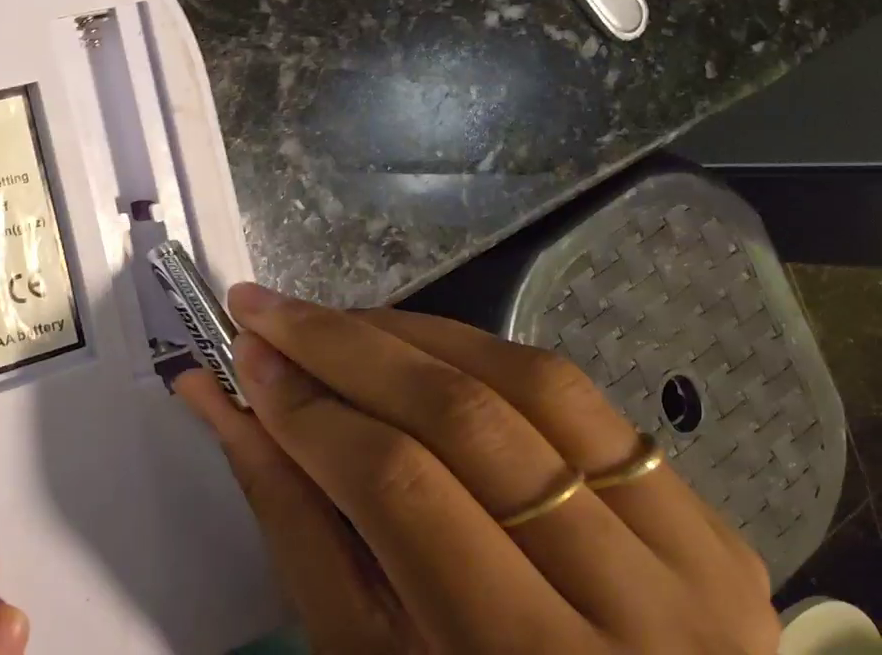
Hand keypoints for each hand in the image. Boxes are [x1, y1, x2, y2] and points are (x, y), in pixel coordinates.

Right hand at [177, 284, 780, 654]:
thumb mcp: (348, 641)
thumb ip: (285, 506)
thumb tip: (215, 389)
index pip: (398, 483)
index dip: (306, 406)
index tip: (240, 353)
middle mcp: (637, 609)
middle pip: (465, 418)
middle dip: (341, 344)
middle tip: (261, 307)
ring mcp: (696, 563)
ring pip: (535, 386)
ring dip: (409, 333)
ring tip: (328, 323)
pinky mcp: (713, 529)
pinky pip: (585, 404)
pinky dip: (482, 357)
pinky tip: (414, 351)